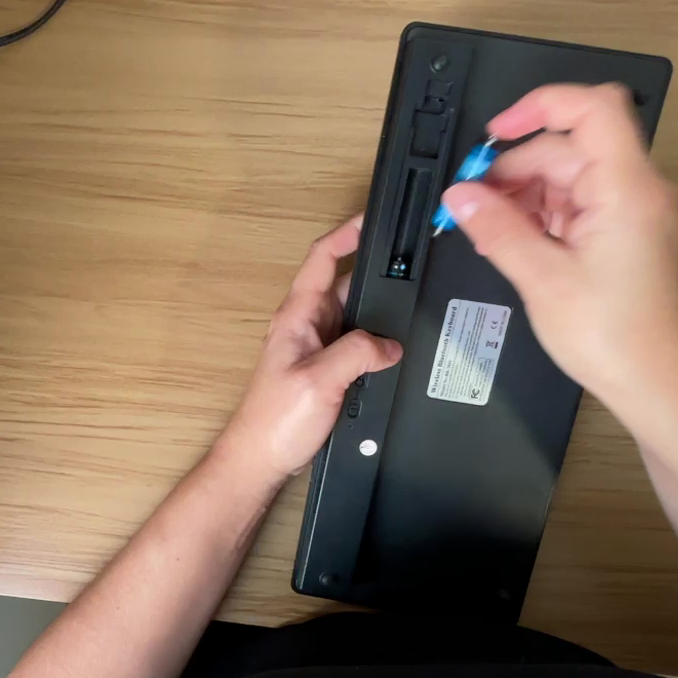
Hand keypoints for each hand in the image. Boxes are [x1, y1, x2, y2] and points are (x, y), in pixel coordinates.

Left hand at [214, 216, 403, 482]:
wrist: (261, 459)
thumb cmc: (275, 420)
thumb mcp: (320, 380)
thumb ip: (357, 353)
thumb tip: (389, 343)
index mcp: (297, 316)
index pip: (322, 258)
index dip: (347, 233)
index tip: (376, 218)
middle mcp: (306, 325)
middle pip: (346, 284)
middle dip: (379, 275)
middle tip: (416, 268)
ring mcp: (316, 347)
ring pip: (356, 317)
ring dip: (380, 314)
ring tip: (414, 309)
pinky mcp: (325, 369)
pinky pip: (357, 344)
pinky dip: (377, 342)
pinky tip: (397, 351)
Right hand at [439, 83, 677, 419]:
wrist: (658, 383)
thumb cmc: (618, 337)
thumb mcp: (542, 278)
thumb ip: (497, 229)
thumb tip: (461, 196)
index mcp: (627, 190)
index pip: (592, 109)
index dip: (540, 106)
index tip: (495, 131)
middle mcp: (636, 192)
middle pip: (567, 148)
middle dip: (514, 167)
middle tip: (470, 201)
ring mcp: (629, 213)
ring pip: (566, 178)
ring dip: (521, 194)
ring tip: (485, 227)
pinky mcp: (620, 235)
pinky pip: (572, 206)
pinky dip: (537, 215)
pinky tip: (510, 240)